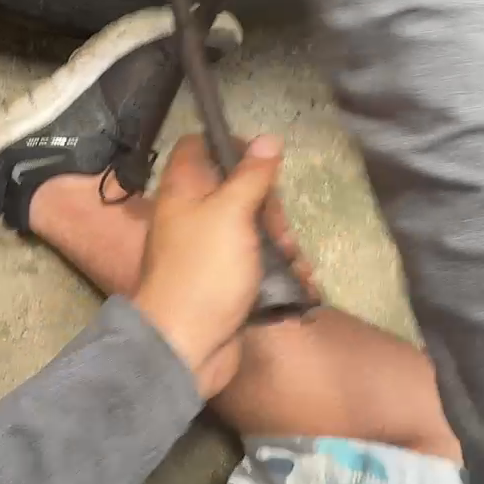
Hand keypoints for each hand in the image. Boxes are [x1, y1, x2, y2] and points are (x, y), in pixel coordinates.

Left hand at [134, 134, 286, 397]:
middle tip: (279, 231)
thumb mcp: (230, 215)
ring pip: (253, 228)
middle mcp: (193, 215)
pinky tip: (301, 283)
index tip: (262, 159)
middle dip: (269, 207)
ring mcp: (210, 249)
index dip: (228, 144)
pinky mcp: (226, 280)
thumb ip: (250, 176)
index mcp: (182, 191)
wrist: (186, 345)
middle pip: (237, 189)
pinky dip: (279, 268)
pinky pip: (257, 262)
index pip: (197, 146)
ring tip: (295, 264)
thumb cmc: (204, 271)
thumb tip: (267, 138)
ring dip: (281, 242)